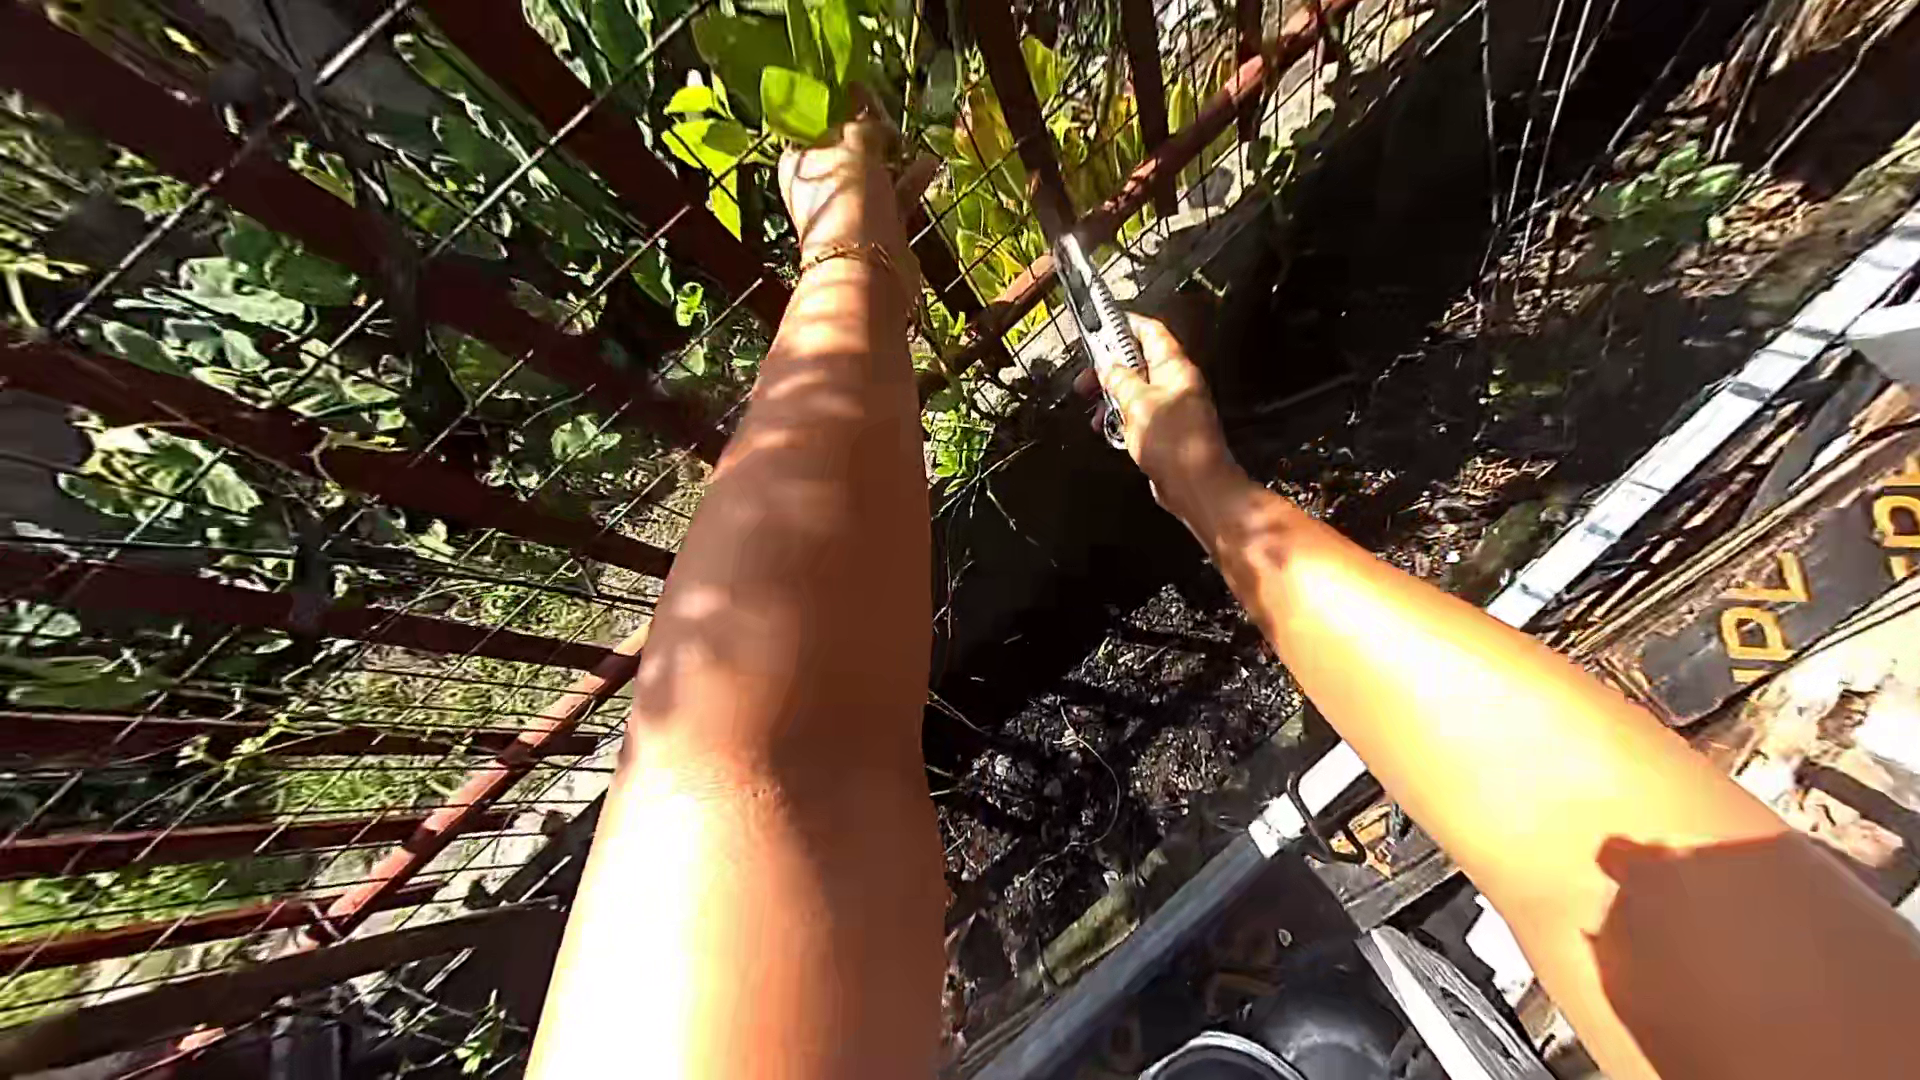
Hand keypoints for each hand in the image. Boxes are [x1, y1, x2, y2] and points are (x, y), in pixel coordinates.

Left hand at [777, 92, 918, 287]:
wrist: (869, 270)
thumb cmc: (850, 202)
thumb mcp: (855, 145)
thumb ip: (864, 125)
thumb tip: (876, 122)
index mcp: (801, 166)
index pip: (814, 129)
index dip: (837, 112)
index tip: (860, 95)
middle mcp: (823, 190)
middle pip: (849, 153)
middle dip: (871, 137)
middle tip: (890, 120)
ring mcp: (854, 213)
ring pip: (876, 177)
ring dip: (896, 159)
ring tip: (913, 141)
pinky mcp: (881, 231)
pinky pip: (897, 199)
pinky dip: (911, 182)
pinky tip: (930, 164)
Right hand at [1083, 314, 1244, 520]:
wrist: (1194, 484)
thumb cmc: (1173, 443)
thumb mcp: (1137, 403)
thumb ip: (1120, 380)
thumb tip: (1108, 367)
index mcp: (1174, 368)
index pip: (1150, 332)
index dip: (1125, 324)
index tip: (1102, 323)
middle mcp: (1175, 383)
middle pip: (1137, 363)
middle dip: (1108, 370)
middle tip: (1086, 380)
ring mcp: (1171, 407)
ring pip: (1134, 391)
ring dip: (1111, 398)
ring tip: (1094, 411)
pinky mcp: (1165, 430)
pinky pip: (1138, 415)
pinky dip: (1120, 419)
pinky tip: (1107, 429)